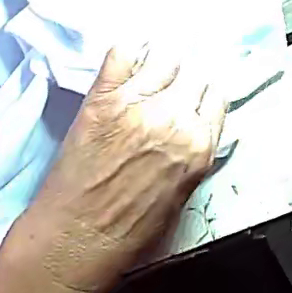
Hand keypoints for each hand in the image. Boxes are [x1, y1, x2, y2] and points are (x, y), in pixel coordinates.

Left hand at [3, 46, 226, 292]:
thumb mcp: (183, 194)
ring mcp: (136, 104)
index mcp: (198, 147)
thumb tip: (196, 123)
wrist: (75, 239)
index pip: (216, 97)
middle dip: (186, 78)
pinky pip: (121, 54)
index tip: (196, 93)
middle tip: (172, 82)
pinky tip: (128, 59)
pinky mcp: (102, 98)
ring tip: (151, 67)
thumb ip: (194, 152)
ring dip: (161, 61)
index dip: (205, 95)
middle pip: (193, 74)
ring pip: (164, 56)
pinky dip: (127, 52)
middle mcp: (173, 119)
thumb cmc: (131, 231)